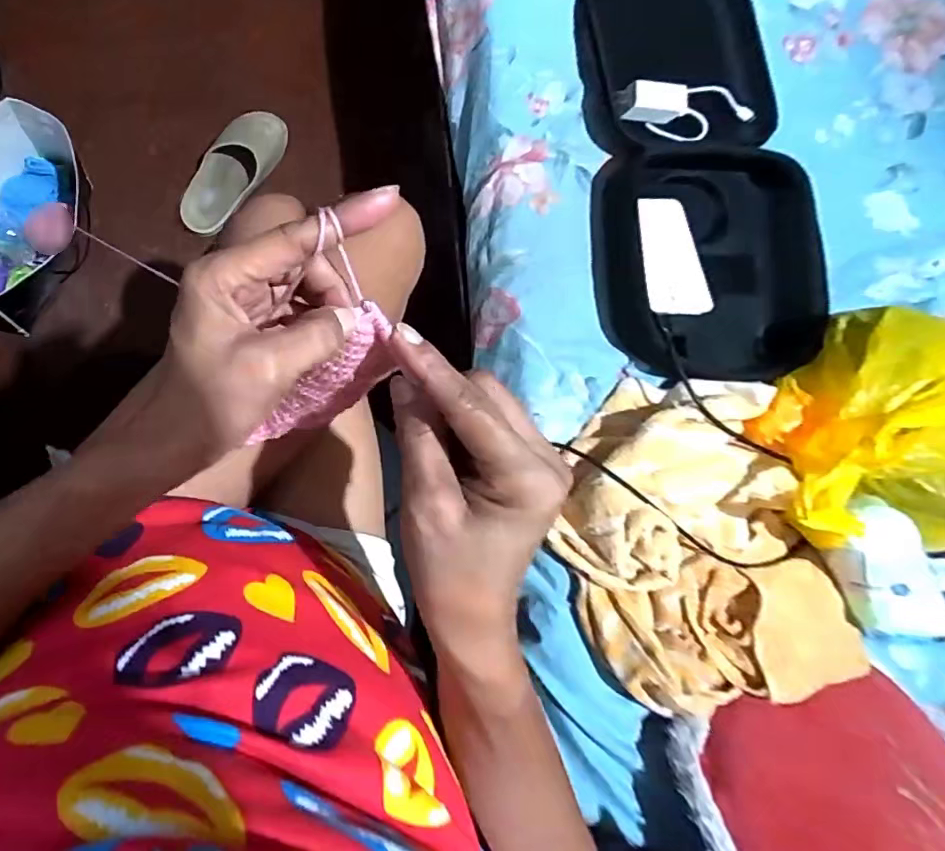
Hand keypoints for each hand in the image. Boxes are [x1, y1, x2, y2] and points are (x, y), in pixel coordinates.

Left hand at [80, 187, 403, 477]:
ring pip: (300, 280)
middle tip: (347, 328)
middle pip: (299, 257)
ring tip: (333, 341)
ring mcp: (238, 294)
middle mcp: (229, 274)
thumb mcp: (267, 369)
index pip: (292, 238)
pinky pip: (292, 303)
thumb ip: (317, 335)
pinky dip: (314, 318)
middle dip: (330, 286)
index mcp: (222, 275)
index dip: (342, 220)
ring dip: (325, 304)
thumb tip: (352, 317)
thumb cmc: (209, 403)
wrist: (172, 436)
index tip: (388, 197)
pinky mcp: (247, 316)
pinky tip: (325, 340)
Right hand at [387, 325, 569, 656]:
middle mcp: (547, 457)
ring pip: (488, 398)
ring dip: (446, 398)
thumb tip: (403, 380)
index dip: (430, 367)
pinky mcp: (528, 460)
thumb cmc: (444, 567)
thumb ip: (418, 435)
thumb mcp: (425, 501)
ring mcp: (543, 457)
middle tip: (399, 399)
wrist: (471, 613)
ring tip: (415, 424)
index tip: (396, 332)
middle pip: (486, 391)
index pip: (471, 405)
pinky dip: (455, 413)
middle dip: (439, 384)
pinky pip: (488, 415)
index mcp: (527, 475)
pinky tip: (434, 432)